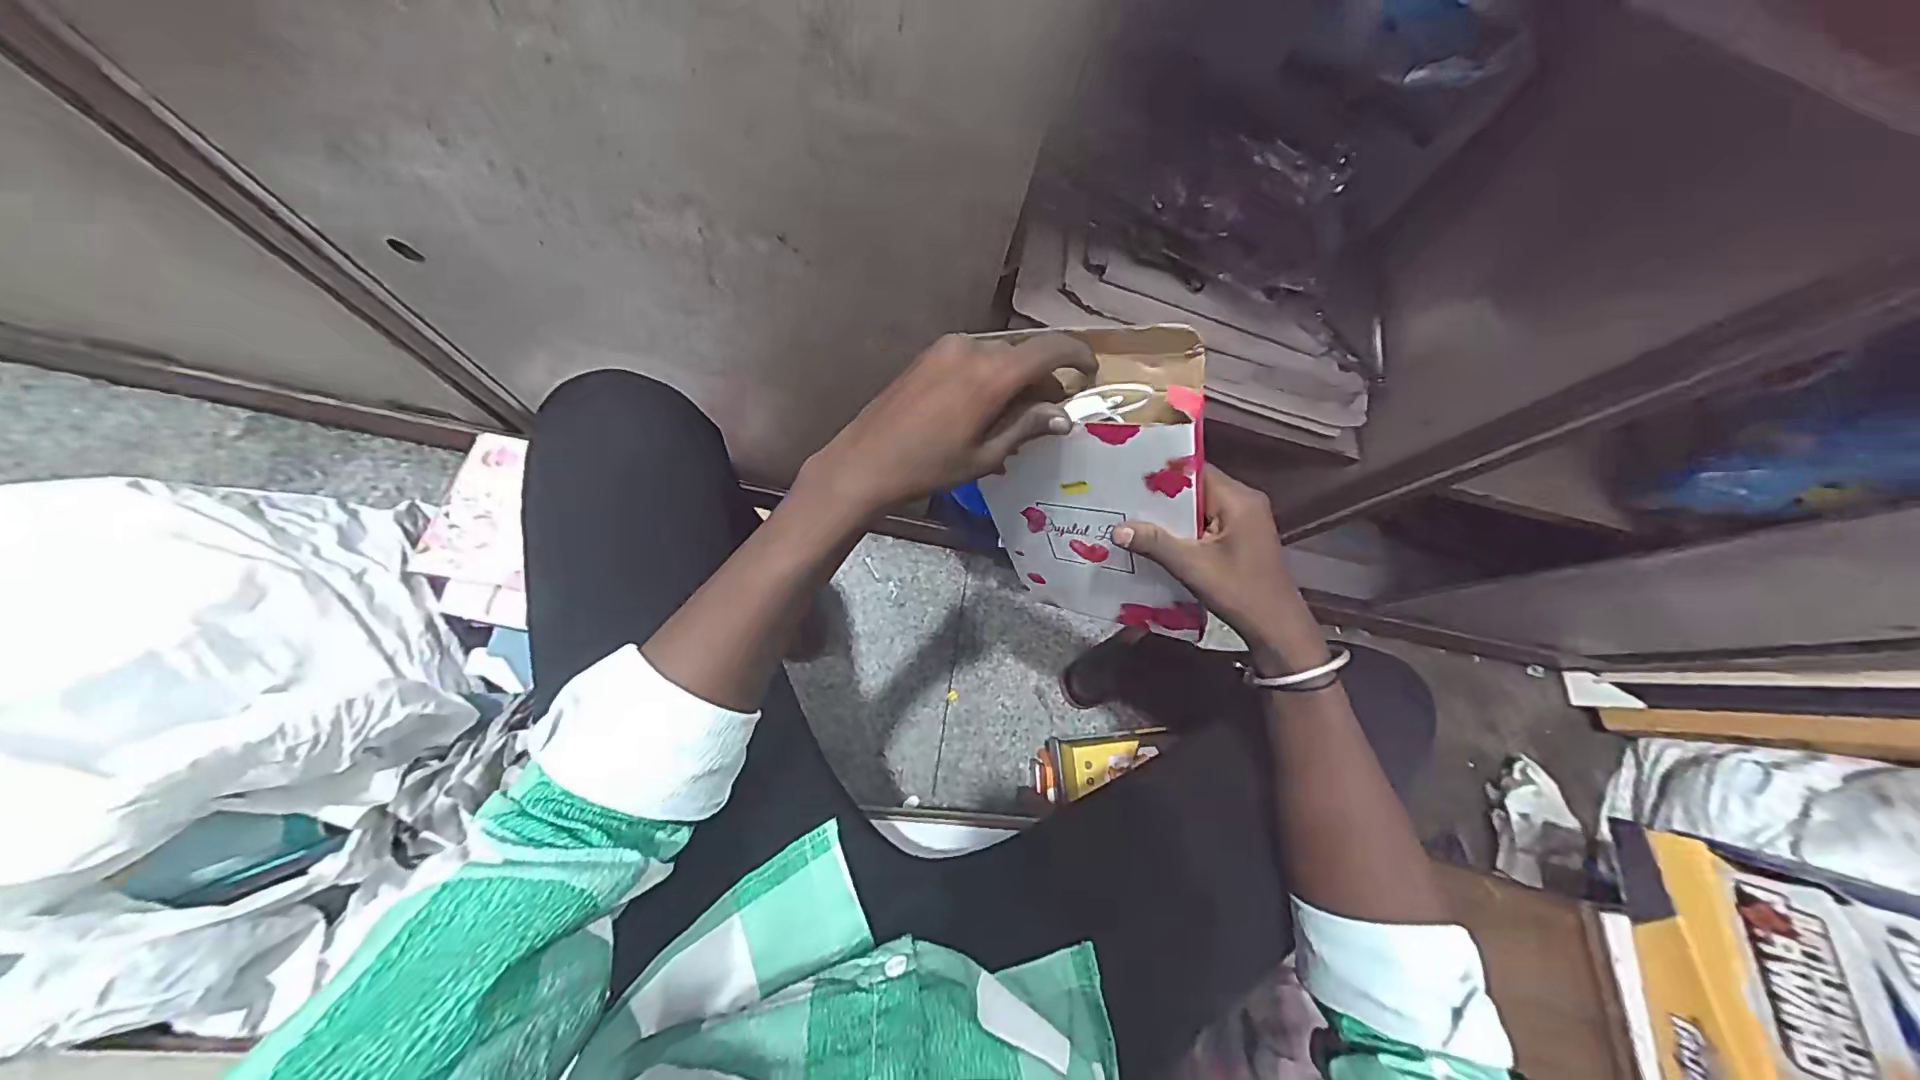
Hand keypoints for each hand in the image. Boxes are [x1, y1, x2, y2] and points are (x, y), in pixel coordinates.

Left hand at [801, 333, 1096, 510]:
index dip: (1078, 357)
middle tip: (1049, 412)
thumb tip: (1063, 416)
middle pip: (1025, 353)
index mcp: (991, 373)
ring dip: (1017, 377)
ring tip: (1015, 415)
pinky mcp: (930, 354)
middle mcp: (972, 348)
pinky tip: (985, 406)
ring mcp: (947, 347)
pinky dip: (992, 374)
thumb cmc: (928, 466)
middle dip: (1045, 378)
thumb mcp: (985, 455)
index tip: (1091, 373)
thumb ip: (1027, 427)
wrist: (865, 461)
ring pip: (1000, 354)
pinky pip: (975, 356)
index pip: (1051, 348)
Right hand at [1112, 464, 1330, 672]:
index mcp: (1238, 499)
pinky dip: (1183, 528)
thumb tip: (1118, 529)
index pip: (1195, 471)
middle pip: (1195, 488)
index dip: (1162, 473)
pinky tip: (1156, 538)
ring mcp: (1244, 519)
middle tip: (1124, 498)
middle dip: (1161, 496)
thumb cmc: (1239, 592)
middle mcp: (1244, 502)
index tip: (1129, 477)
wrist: (1276, 628)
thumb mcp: (1192, 566)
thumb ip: (1155, 543)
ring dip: (1170, 515)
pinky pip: (1205, 522)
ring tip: (1133, 516)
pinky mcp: (1240, 536)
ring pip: (1198, 506)